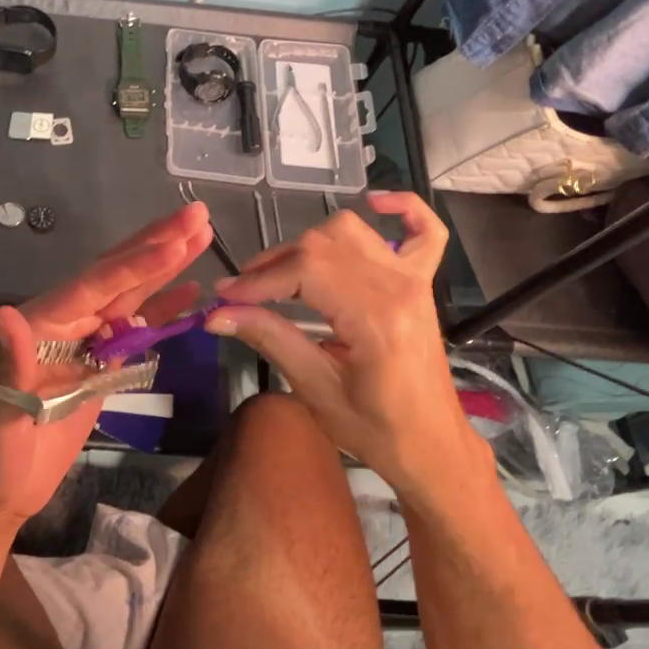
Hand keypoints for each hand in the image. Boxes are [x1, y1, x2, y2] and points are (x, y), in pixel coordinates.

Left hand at [0, 203, 212, 521]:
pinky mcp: (100, 367)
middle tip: (198, 214)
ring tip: (202, 235)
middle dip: (156, 244)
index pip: (93, 286)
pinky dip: (163, 310)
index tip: (176, 240)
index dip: (136, 264)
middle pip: (115, 276)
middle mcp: (65, 323)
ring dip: (165, 266)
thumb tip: (8, 313)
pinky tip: (191, 291)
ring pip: (130, 296)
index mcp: (40, 324)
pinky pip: (136, 331)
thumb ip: (10, 366)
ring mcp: (85, 344)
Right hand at [206, 191, 481, 493]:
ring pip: (351, 231)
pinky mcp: (422, 284)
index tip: (223, 297)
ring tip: (280, 273)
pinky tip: (374, 201)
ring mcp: (414, 281)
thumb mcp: (314, 389)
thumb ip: (270, 339)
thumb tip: (217, 315)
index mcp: (375, 318)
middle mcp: (398, 287)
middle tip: (241, 296)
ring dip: (309, 243)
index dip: (257, 280)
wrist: (432, 447)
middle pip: (321, 245)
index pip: (305, 271)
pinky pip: (424, 230)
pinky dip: (403, 208)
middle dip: (273, 264)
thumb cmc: (374, 429)